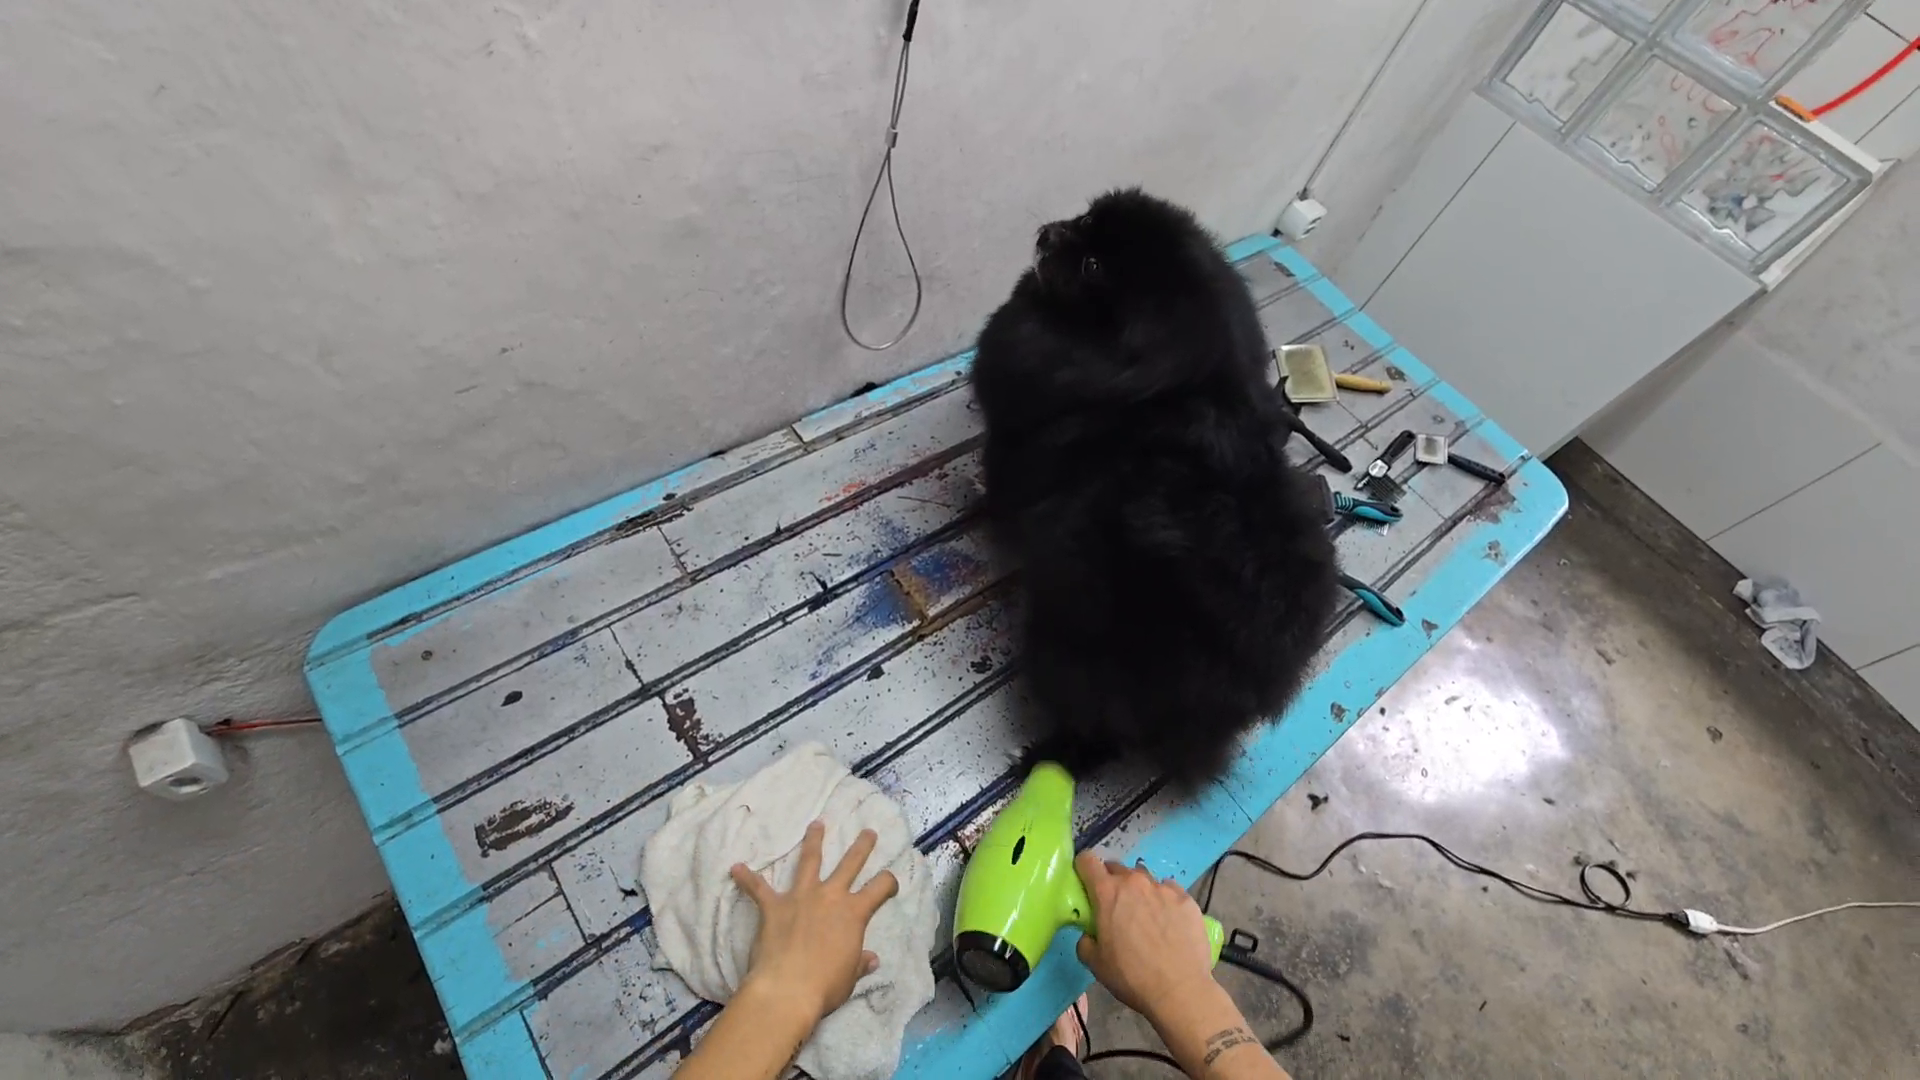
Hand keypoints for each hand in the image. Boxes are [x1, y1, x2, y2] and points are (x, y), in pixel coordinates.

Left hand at [730, 821, 899, 1024]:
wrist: (787, 990)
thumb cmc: (825, 986)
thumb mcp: (849, 977)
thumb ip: (859, 962)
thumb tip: (871, 959)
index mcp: (854, 913)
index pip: (879, 888)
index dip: (888, 883)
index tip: (890, 884)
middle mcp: (830, 896)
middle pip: (850, 863)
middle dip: (861, 846)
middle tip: (868, 831)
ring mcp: (801, 897)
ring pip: (809, 861)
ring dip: (813, 841)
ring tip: (816, 824)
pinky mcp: (774, 907)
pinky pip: (758, 889)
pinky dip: (746, 878)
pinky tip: (736, 868)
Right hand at [1074, 853, 1218, 1022]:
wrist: (1180, 991)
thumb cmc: (1132, 977)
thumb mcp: (1096, 964)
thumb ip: (1085, 941)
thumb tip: (1090, 934)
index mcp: (1107, 892)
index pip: (1087, 861)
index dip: (1084, 868)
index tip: (1086, 882)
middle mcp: (1134, 882)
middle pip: (1117, 868)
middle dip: (1113, 882)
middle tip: (1117, 908)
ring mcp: (1162, 888)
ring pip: (1145, 879)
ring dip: (1140, 891)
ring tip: (1147, 916)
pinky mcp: (1186, 898)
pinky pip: (1170, 890)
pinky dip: (1165, 900)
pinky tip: (1170, 922)